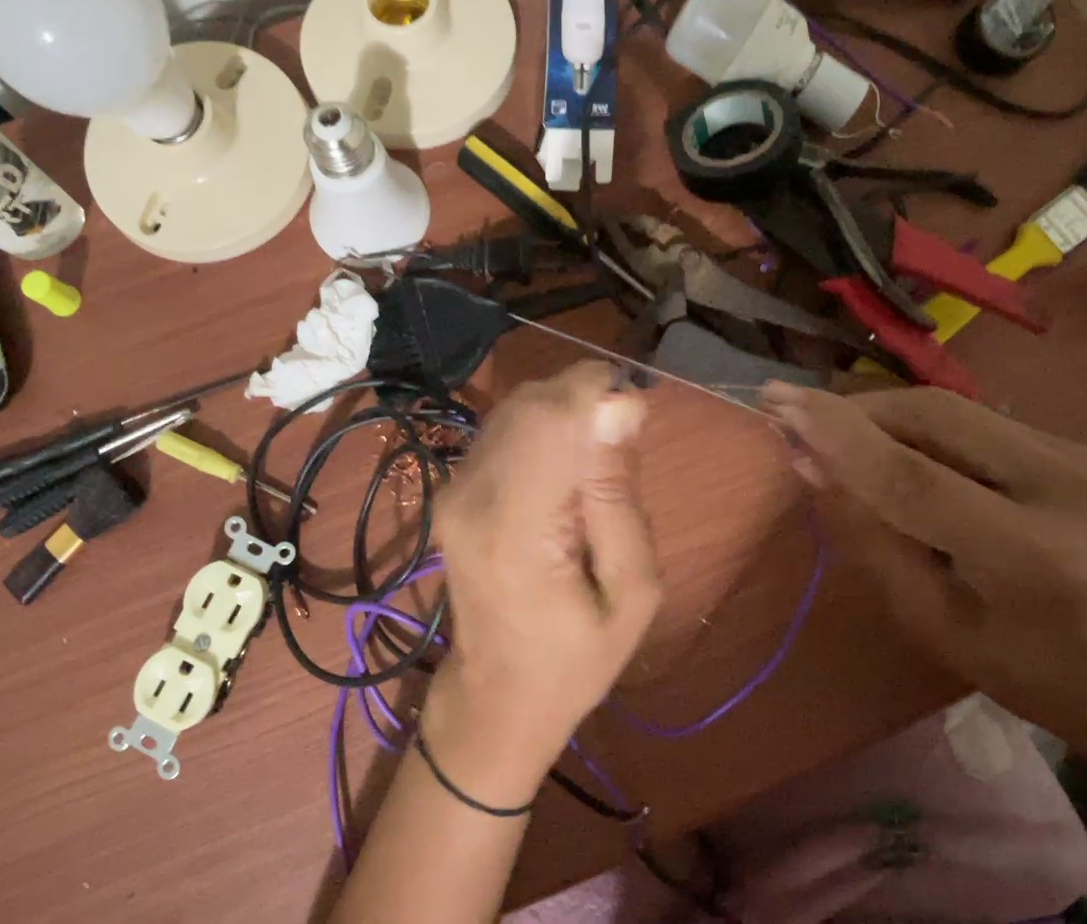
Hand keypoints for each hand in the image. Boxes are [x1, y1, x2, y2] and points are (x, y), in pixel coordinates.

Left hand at [425, 362, 659, 804]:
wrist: (497, 697)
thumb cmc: (577, 657)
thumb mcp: (632, 590)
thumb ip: (618, 492)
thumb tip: (620, 405)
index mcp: (516, 526)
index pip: (550, 414)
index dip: (597, 390)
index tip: (636, 409)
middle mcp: (470, 495)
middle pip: (530, 403)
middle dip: (583, 400)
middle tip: (624, 442)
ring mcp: (451, 492)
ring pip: (513, 410)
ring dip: (563, 414)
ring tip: (598, 463)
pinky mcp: (450, 493)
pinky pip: (500, 434)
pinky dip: (541, 433)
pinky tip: (565, 475)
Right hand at [762, 382, 1086, 753]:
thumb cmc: (1022, 670)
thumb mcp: (928, 621)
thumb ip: (869, 537)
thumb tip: (809, 463)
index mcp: (1034, 556)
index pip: (915, 478)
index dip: (840, 437)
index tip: (778, 404)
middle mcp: (1071, 490)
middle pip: (938, 419)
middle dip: (855, 410)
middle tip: (792, 409)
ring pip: (955, 409)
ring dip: (883, 413)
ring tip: (831, 428)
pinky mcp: (1085, 448)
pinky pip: (978, 423)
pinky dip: (920, 427)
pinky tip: (892, 446)